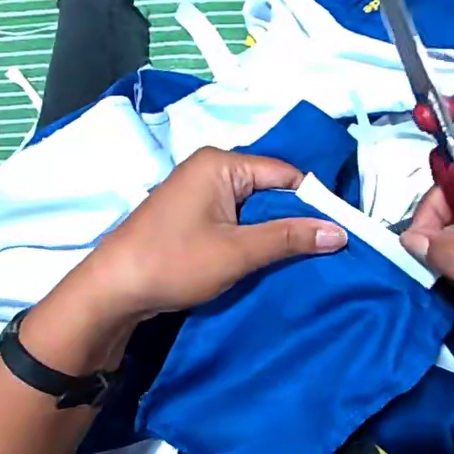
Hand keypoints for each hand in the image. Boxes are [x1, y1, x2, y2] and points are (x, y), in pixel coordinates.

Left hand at [87, 148, 345, 317]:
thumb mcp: (238, 251)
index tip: (337, 231)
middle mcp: (209, 168)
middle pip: (268, 187)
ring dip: (270, 230)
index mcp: (220, 164)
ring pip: (251, 206)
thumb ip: (289, 237)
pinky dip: (249, 235)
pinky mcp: (190, 214)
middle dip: (292, 216)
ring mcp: (196, 191)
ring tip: (300, 256)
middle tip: (323, 247)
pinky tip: (265, 257)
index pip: (283, 173)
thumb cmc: (174, 262)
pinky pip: (232, 217)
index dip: (313, 200)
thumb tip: (339, 231)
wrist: (113, 289)